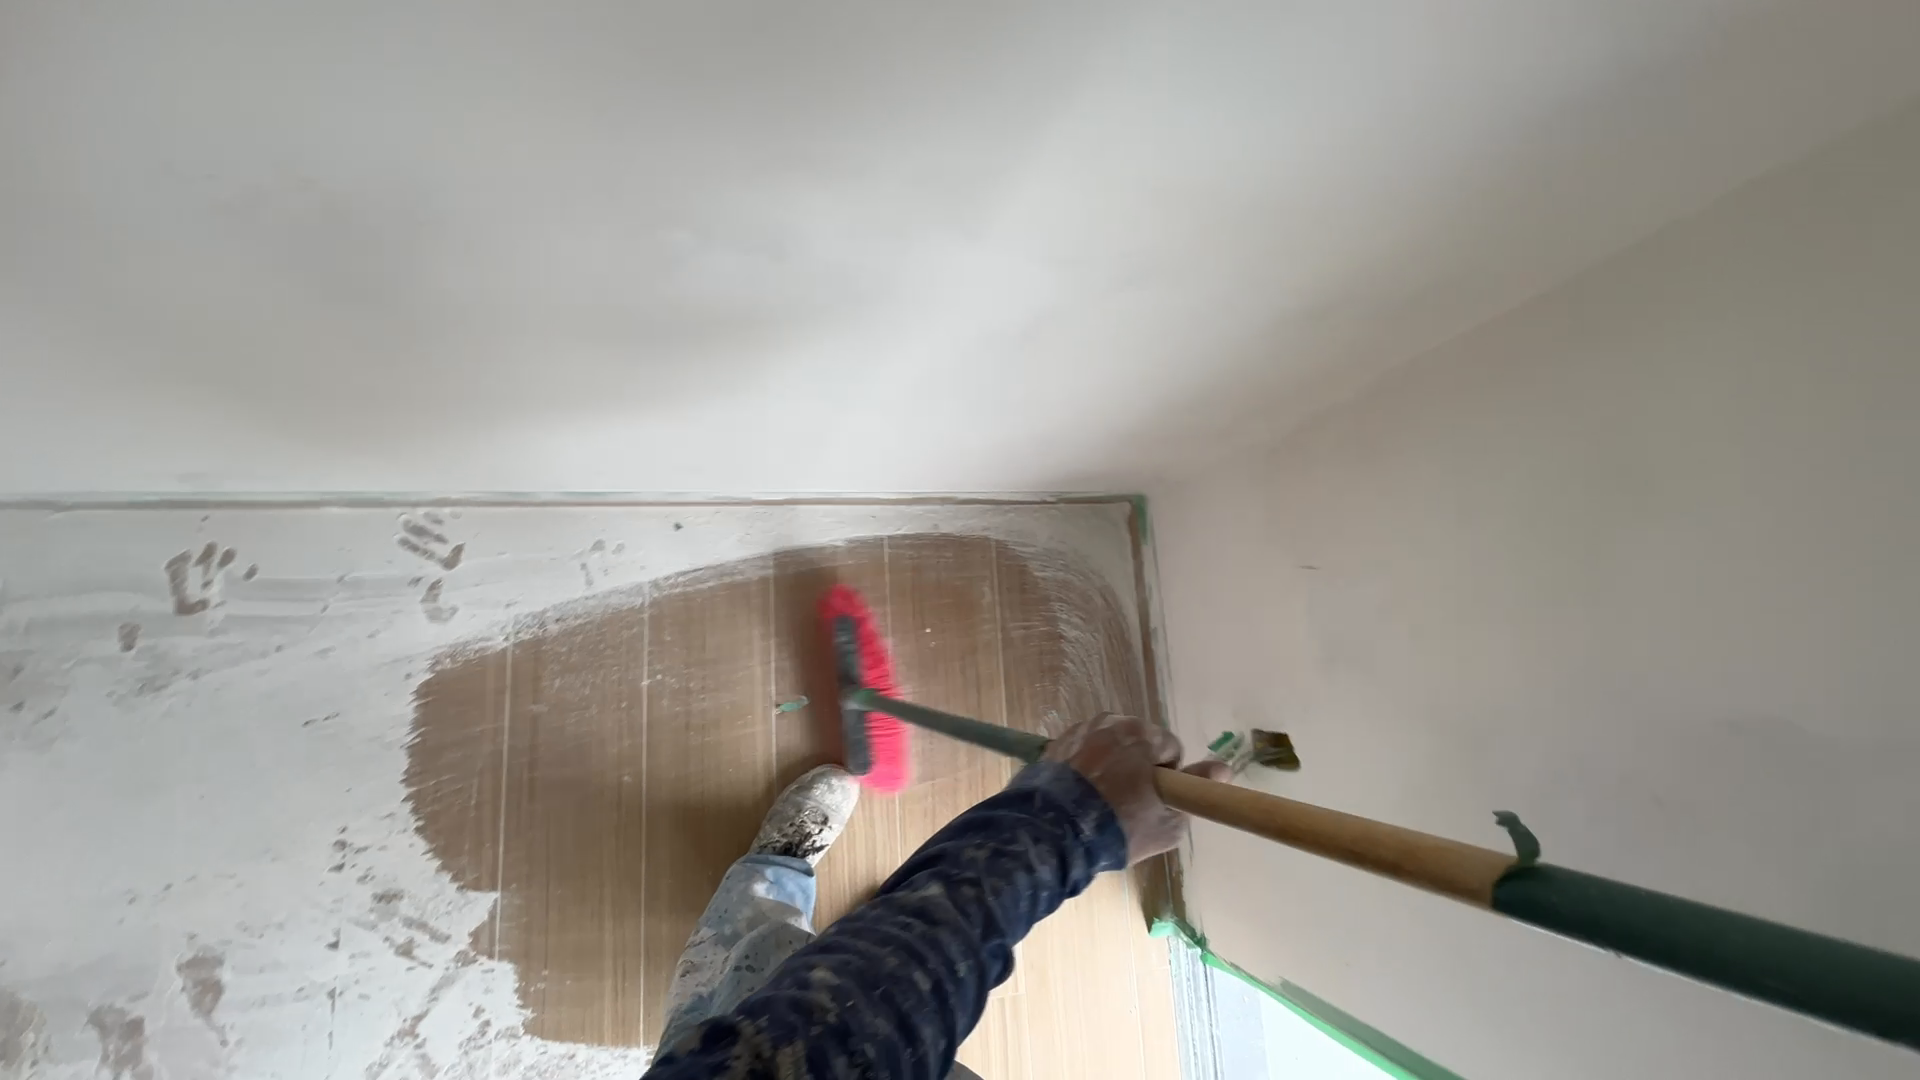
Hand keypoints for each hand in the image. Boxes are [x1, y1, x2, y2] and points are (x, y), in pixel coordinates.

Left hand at [1043, 714, 1230, 863]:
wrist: (1056, 832)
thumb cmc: (1120, 826)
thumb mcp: (1169, 819)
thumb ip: (1198, 788)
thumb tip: (1224, 768)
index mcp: (1142, 733)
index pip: (1170, 749)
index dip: (1167, 777)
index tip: (1154, 800)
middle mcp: (1111, 721)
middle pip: (1138, 742)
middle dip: (1138, 765)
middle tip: (1128, 801)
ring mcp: (1080, 729)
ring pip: (1109, 744)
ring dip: (1112, 762)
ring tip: (1102, 798)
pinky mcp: (1057, 743)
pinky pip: (1084, 750)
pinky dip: (1087, 765)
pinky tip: (1082, 792)